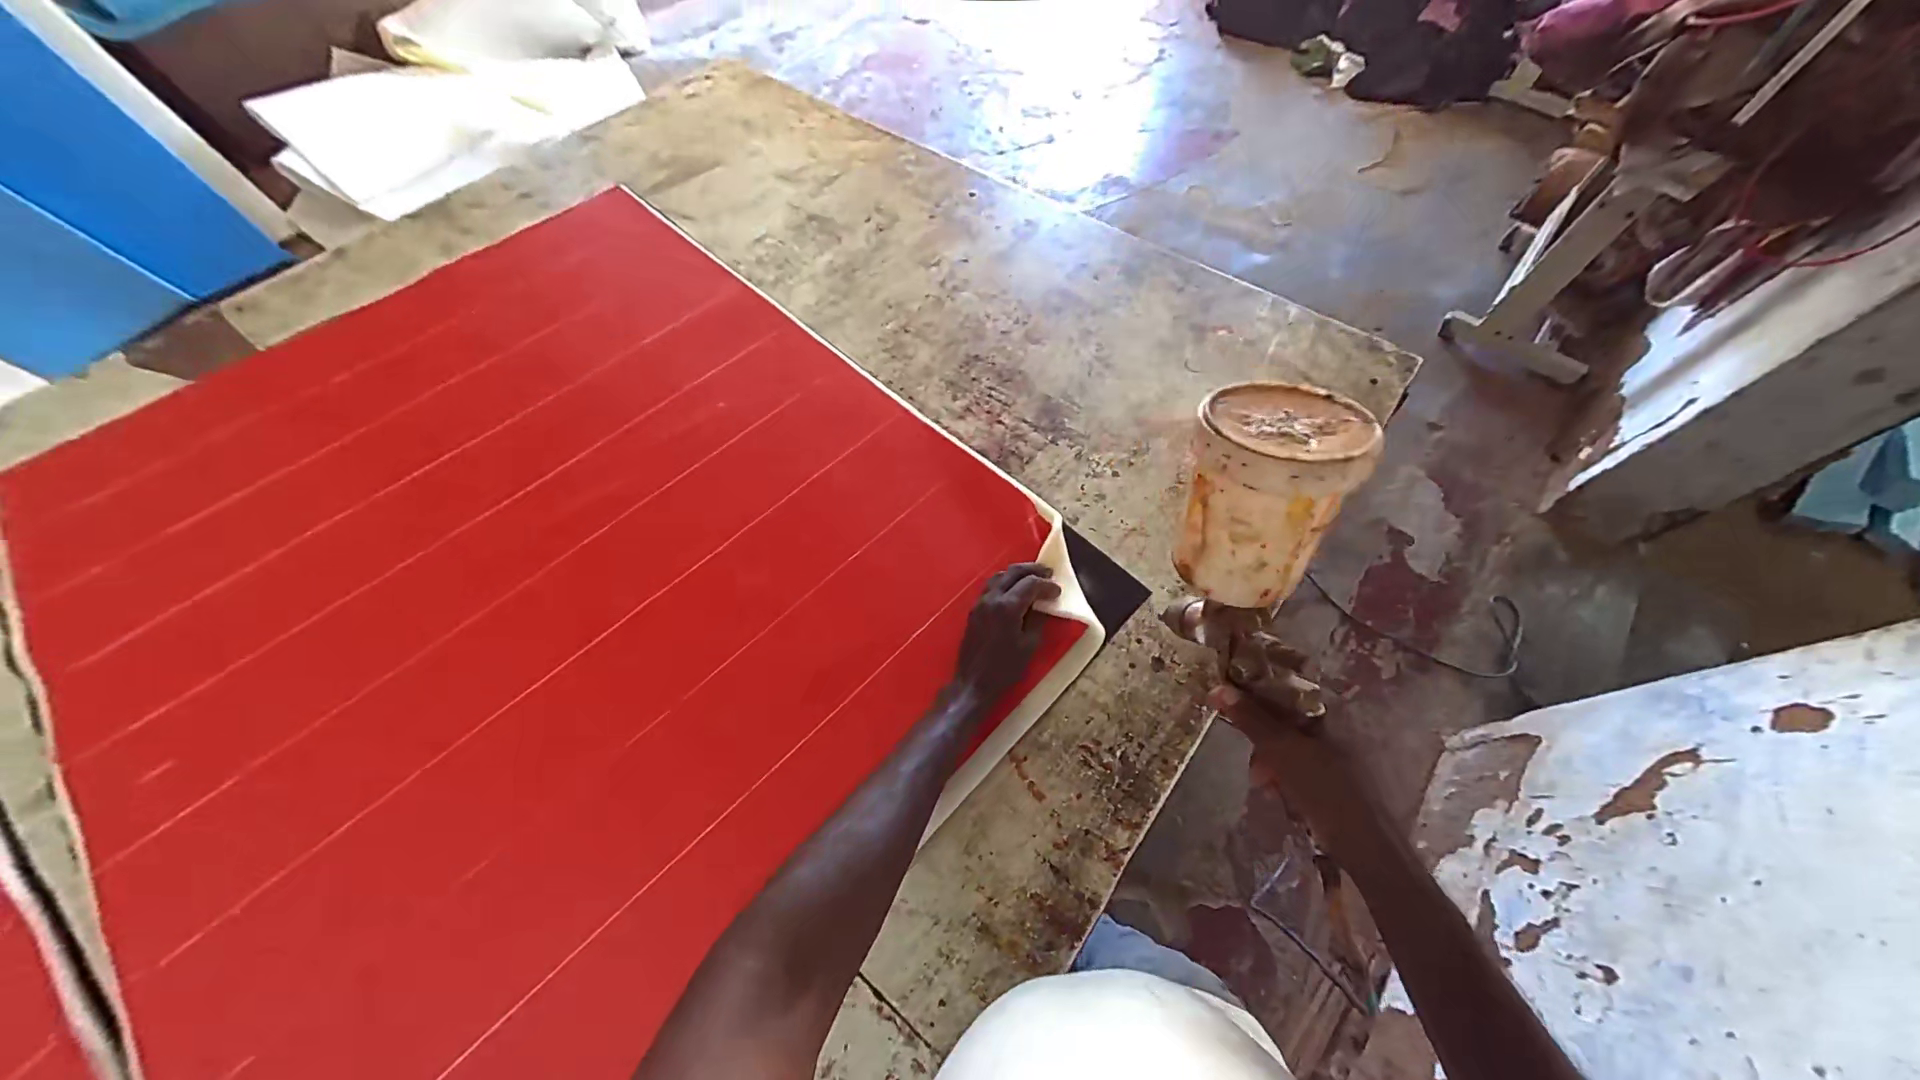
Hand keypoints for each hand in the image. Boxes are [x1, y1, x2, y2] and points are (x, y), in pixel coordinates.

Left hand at [950, 562, 1059, 709]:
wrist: (973, 682)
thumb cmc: (1005, 668)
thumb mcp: (1029, 645)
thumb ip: (1037, 620)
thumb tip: (1043, 605)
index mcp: (1007, 606)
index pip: (1031, 584)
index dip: (1047, 585)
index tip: (1058, 591)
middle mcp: (992, 598)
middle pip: (1013, 573)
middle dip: (1032, 570)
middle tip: (1048, 572)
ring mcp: (980, 602)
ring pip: (999, 576)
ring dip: (1017, 573)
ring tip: (1033, 577)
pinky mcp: (974, 609)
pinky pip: (991, 586)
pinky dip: (1005, 581)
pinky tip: (1014, 588)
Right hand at [1207, 685, 1388, 860]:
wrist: (1365, 849)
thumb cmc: (1327, 791)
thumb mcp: (1283, 750)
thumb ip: (1252, 719)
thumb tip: (1218, 687)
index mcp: (1333, 715)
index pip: (1287, 692)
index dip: (1256, 696)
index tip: (1230, 706)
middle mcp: (1339, 730)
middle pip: (1285, 721)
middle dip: (1262, 740)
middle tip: (1254, 765)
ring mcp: (1339, 760)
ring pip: (1289, 748)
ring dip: (1270, 763)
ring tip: (1265, 786)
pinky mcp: (1336, 785)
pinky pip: (1298, 771)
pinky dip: (1284, 780)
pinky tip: (1280, 796)